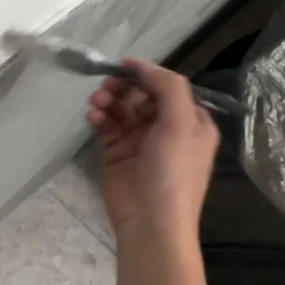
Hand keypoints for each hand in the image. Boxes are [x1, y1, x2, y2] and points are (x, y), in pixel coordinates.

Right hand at [85, 59, 219, 235]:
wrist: (151, 220)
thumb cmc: (173, 170)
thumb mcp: (181, 124)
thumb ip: (167, 87)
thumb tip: (142, 64)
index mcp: (191, 121)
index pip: (167, 87)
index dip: (146, 75)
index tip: (122, 66)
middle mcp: (167, 128)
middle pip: (141, 95)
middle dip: (123, 87)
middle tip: (106, 87)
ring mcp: (140, 141)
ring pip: (121, 109)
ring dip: (108, 101)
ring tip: (96, 102)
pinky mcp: (117, 153)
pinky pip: (106, 127)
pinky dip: (99, 118)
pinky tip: (93, 118)